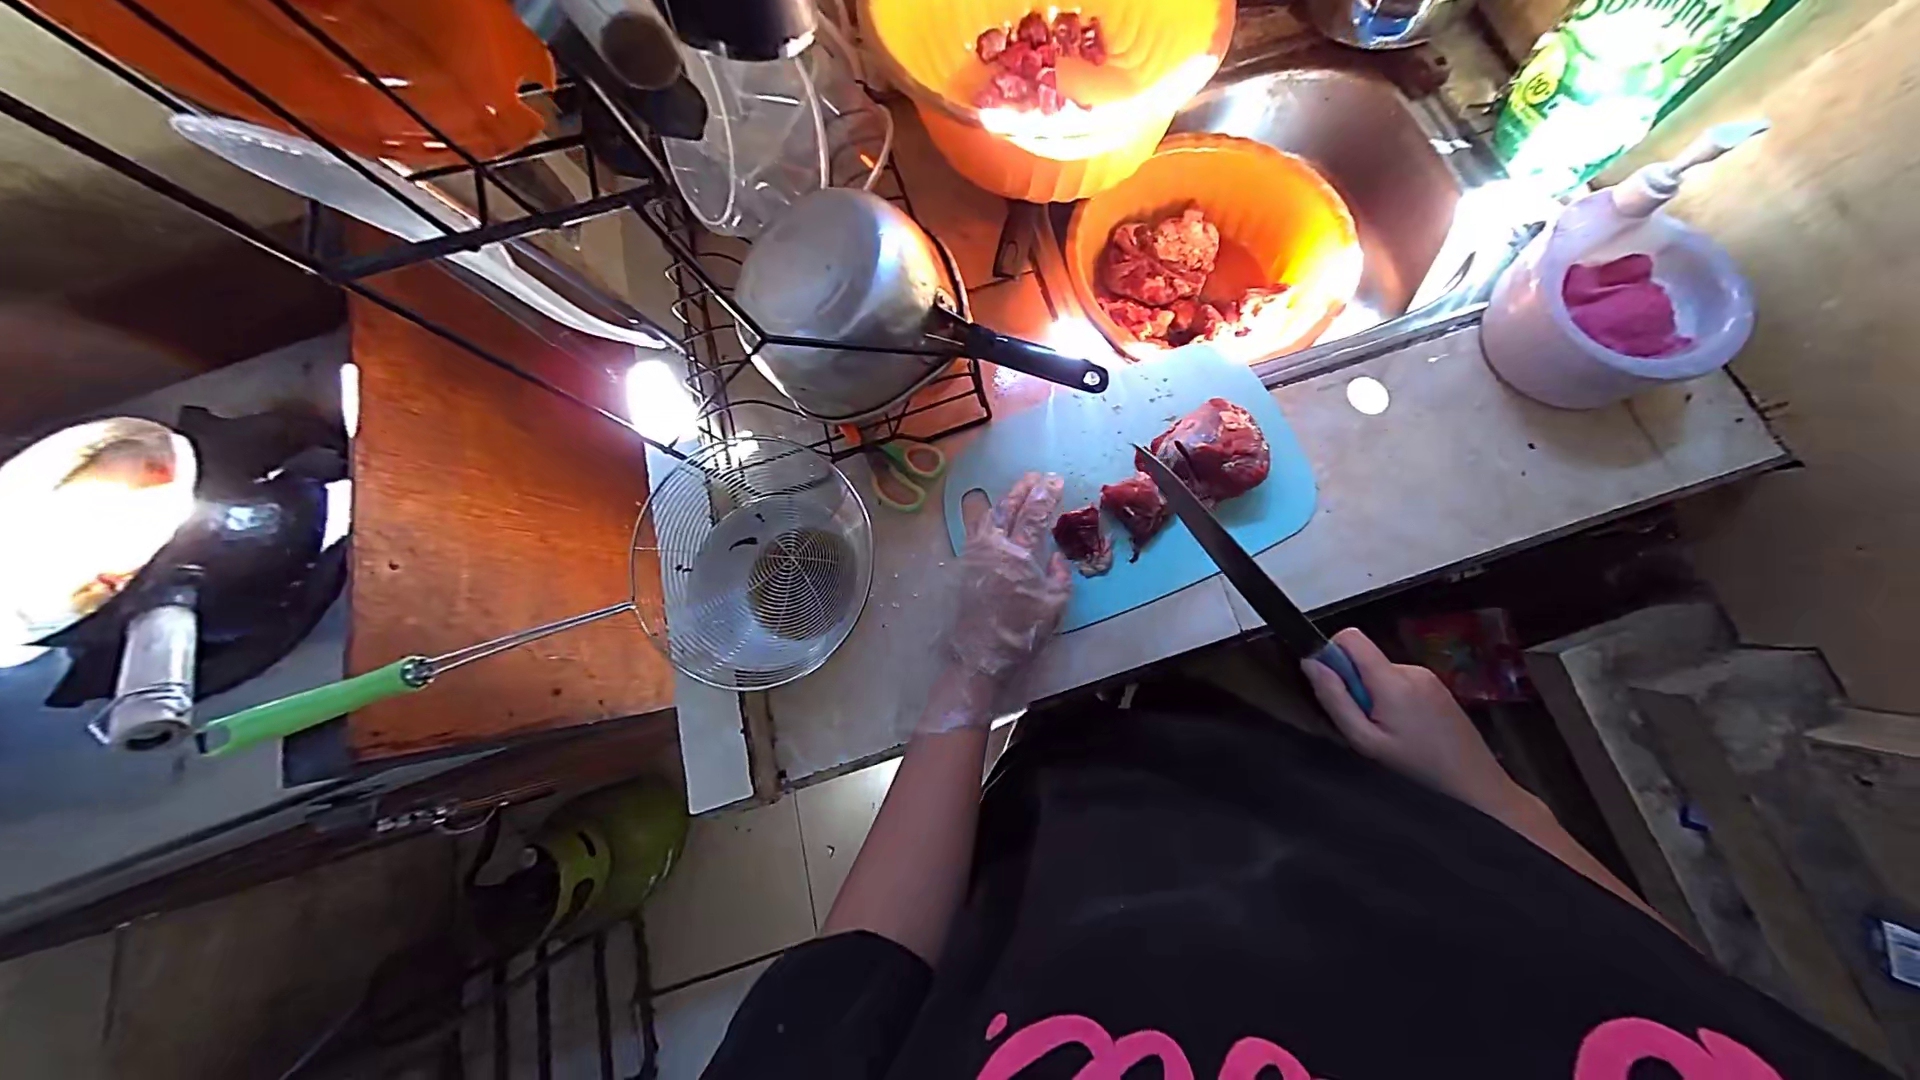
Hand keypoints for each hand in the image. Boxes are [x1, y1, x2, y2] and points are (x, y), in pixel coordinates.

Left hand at [926, 473, 1071, 731]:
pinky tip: (990, 514)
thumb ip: (1059, 576)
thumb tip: (1056, 555)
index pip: (1034, 514)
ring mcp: (975, 554)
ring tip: (1014, 490)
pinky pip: (974, 531)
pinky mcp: (963, 564)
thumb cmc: (1021, 631)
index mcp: (1019, 555)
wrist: (980, 653)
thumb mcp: (1054, 605)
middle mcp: (994, 547)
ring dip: (1002, 499)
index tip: (1054, 480)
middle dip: (1022, 489)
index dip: (1046, 494)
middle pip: (1007, 507)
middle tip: (1034, 476)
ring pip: (987, 516)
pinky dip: (984, 517)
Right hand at [1302, 628, 1528, 819]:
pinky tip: (1405, 729)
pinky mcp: (1437, 687)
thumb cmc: (1418, 768)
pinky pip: (1397, 680)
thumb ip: (1334, 698)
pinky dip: (1390, 698)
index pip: (1350, 637)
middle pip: (1363, 657)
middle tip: (1365, 723)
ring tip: (1388, 730)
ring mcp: (1428, 677)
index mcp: (1392, 680)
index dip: (1332, 654)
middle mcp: (1411, 670)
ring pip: (1378, 671)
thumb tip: (1310, 663)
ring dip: (1373, 694)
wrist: (1479, 788)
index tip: (1334, 686)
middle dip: (1353, 684)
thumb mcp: (1364, 740)